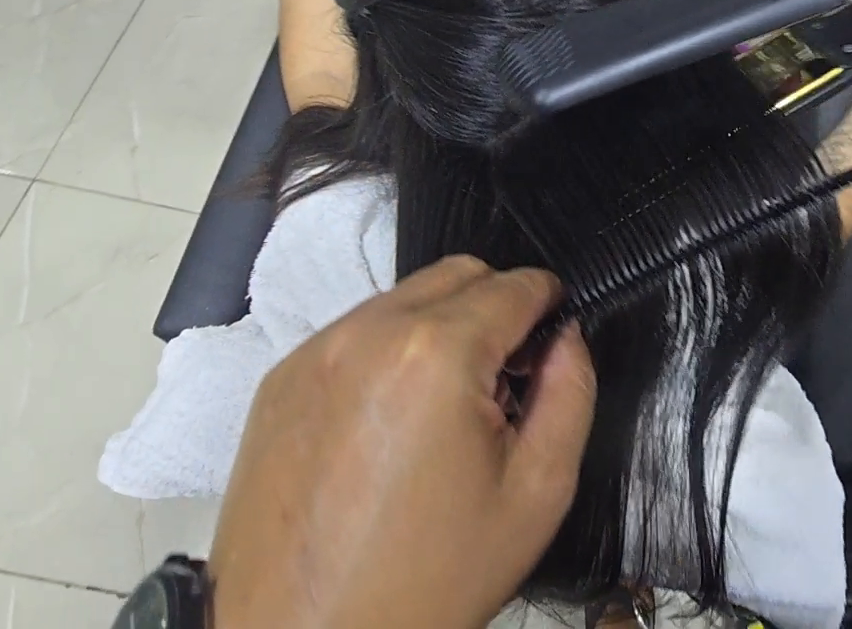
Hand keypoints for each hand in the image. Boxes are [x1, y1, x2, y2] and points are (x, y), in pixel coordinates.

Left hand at [210, 257, 595, 628]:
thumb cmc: (431, 577)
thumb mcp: (537, 493)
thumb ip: (570, 393)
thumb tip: (565, 336)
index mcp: (437, 352)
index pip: (513, 285)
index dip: (548, 301)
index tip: (553, 333)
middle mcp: (370, 330)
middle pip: (459, 274)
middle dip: (497, 304)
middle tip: (506, 375)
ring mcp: (316, 349)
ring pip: (406, 297)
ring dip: (443, 325)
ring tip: (446, 404)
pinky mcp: (281, 376)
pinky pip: (357, 331)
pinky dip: (391, 349)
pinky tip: (391, 419)